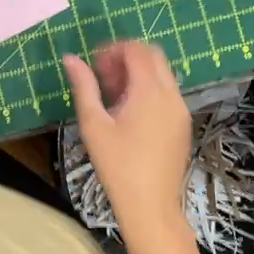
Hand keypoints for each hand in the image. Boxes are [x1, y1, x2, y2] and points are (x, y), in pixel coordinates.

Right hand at [62, 40, 192, 236]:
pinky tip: (128, 111)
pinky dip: (148, 88)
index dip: (114, 49)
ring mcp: (181, 110)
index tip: (94, 64)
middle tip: (103, 75)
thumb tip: (71, 59)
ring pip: (162, 74)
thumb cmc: (117, 164)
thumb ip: (84, 86)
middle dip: (127, 57)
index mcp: (150, 91)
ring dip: (138, 72)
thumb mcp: (93, 124)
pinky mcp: (182, 124)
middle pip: (154, 56)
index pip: (137, 50)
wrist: (150, 204)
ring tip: (112, 94)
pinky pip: (167, 92)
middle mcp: (171, 95)